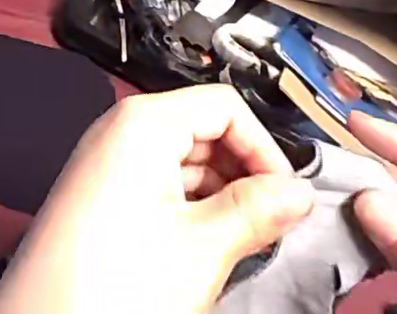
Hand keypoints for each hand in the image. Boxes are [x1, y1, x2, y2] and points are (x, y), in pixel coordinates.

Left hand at [0, 85, 315, 313]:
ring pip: (183, 159)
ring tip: (242, 241)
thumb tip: (298, 193)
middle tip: (271, 222)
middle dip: (242, 173)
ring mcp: (106, 160)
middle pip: (204, 129)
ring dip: (219, 194)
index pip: (224, 106)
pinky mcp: (98, 193)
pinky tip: (204, 246)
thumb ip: (257, 211)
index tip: (286, 194)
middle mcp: (122, 128)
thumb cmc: (109, 290)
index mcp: (144, 121)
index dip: (262, 147)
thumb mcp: (200, 249)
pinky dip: (188, 207)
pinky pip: (158, 182)